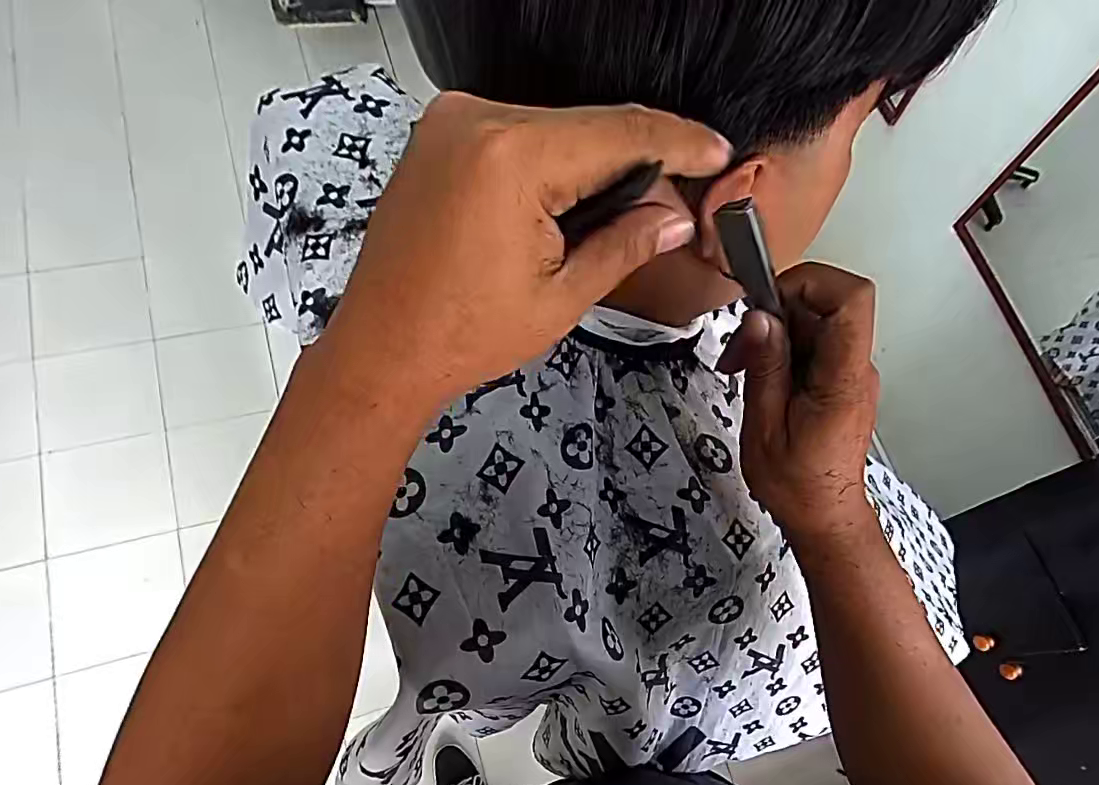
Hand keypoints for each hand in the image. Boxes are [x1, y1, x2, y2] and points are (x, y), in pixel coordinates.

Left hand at [316, 92, 729, 410]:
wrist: (384, 349)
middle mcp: (476, 122)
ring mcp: (451, 126)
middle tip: (670, 209)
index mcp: (511, 157)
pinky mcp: (441, 141)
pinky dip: (554, 167)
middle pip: (589, 126)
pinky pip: (517, 140)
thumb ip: (624, 246)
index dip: (679, 143)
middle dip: (639, 165)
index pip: (622, 131)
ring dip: (595, 169)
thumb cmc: (457, 335)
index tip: (714, 153)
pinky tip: (569, 208)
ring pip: (555, 132)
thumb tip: (670, 219)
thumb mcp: (560, 299)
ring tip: (620, 220)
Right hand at [718, 263, 882, 545]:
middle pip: (826, 307)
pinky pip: (815, 350)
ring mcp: (851, 376)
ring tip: (745, 369)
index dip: (808, 284)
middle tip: (741, 348)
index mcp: (842, 380)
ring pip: (817, 327)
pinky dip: (784, 355)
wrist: (823, 515)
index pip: (850, 298)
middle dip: (776, 316)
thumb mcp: (764, 428)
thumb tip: (760, 319)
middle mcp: (856, 371)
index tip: (769, 302)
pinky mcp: (841, 384)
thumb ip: (765, 368)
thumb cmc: (797, 485)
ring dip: (775, 338)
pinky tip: (762, 381)